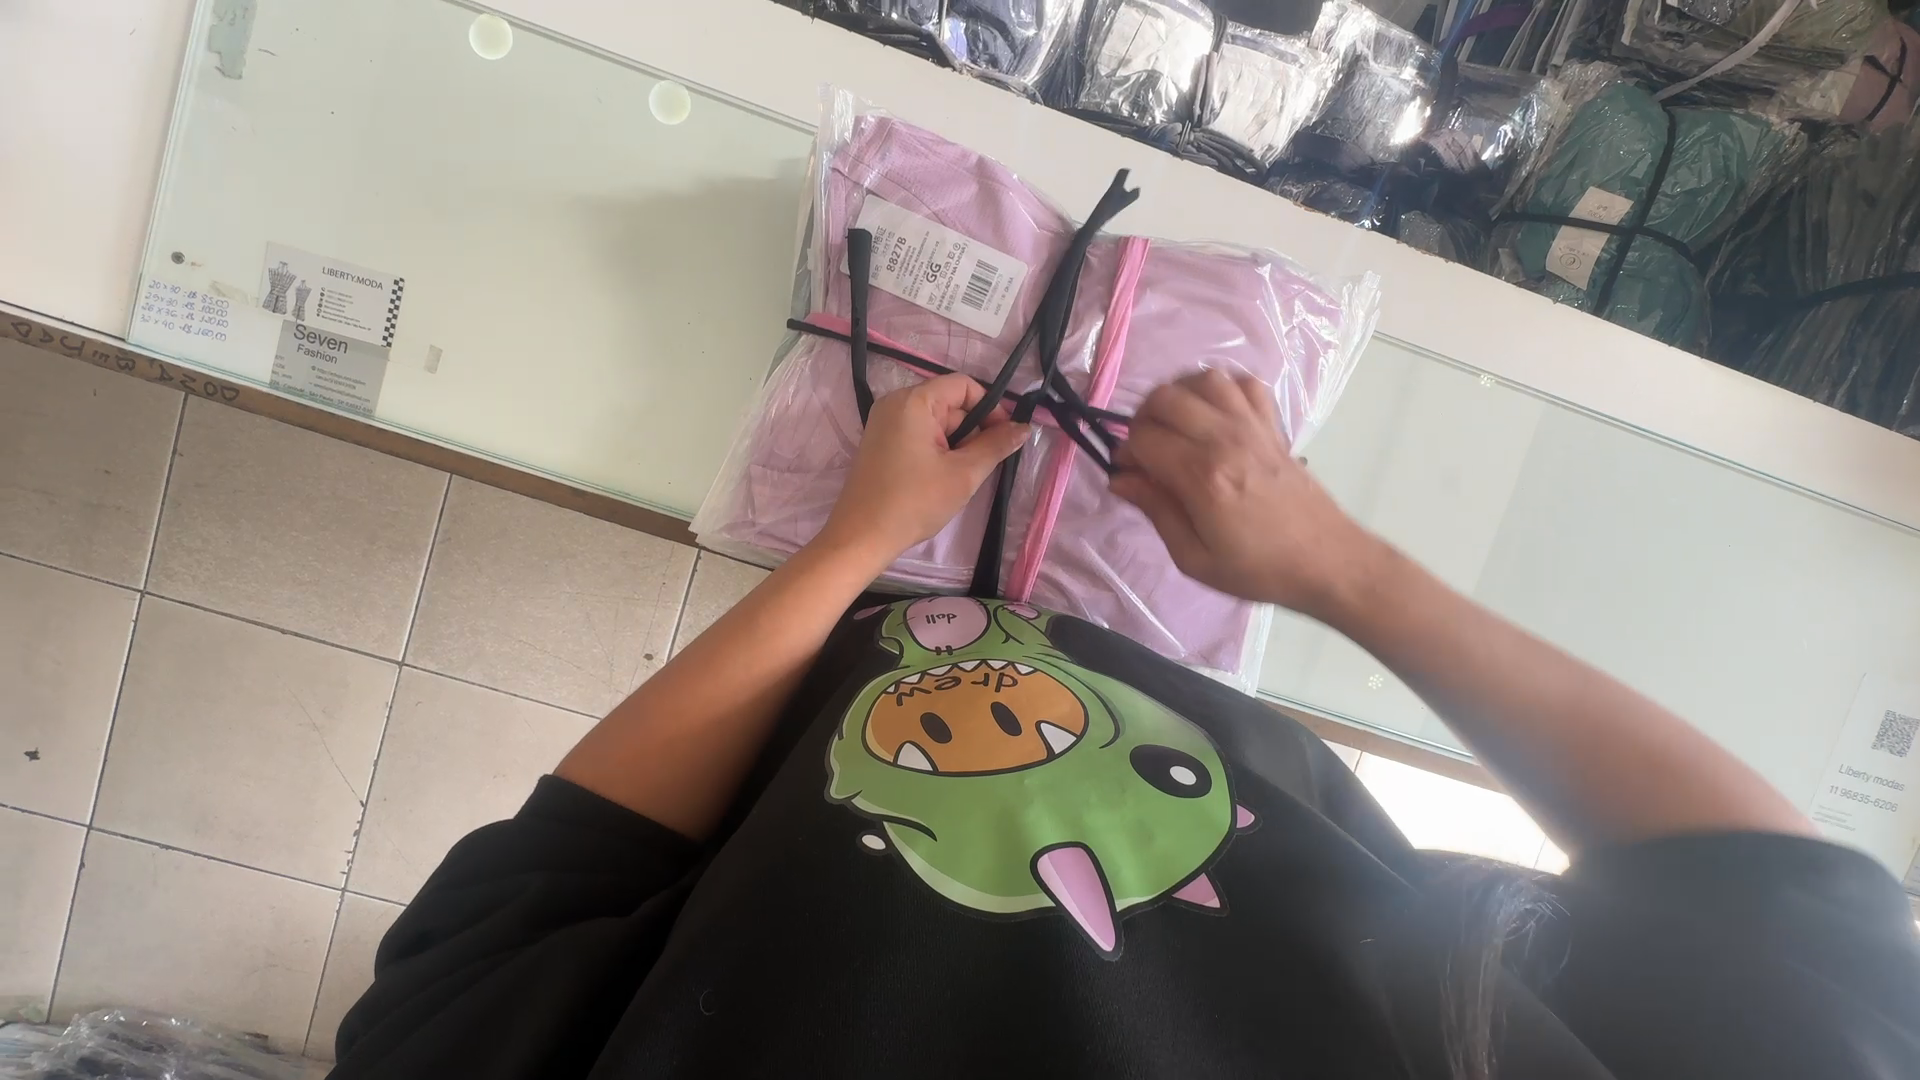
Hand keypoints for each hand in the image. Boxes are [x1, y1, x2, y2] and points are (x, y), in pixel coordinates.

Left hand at [817, 374, 1029, 566]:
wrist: (862, 537)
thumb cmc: (914, 503)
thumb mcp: (963, 474)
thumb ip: (996, 446)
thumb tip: (1023, 428)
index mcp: (914, 401)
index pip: (963, 386)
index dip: (990, 408)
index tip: (1004, 438)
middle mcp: (895, 403)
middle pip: (949, 403)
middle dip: (972, 430)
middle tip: (982, 465)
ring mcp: (884, 423)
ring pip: (936, 422)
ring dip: (956, 444)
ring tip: (961, 476)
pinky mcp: (880, 443)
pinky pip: (918, 434)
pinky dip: (937, 450)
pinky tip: (941, 477)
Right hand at [1110, 369, 1382, 619]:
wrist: (1325, 560)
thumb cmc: (1256, 567)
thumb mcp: (1193, 557)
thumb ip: (1155, 510)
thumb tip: (1120, 479)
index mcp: (1202, 477)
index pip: (1143, 438)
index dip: (1125, 453)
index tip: (1129, 474)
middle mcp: (1225, 440)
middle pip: (1166, 398)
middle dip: (1144, 420)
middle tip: (1147, 449)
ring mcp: (1253, 427)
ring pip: (1204, 379)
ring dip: (1180, 396)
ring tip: (1176, 426)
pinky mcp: (1273, 426)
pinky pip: (1244, 384)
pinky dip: (1222, 390)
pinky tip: (1214, 416)